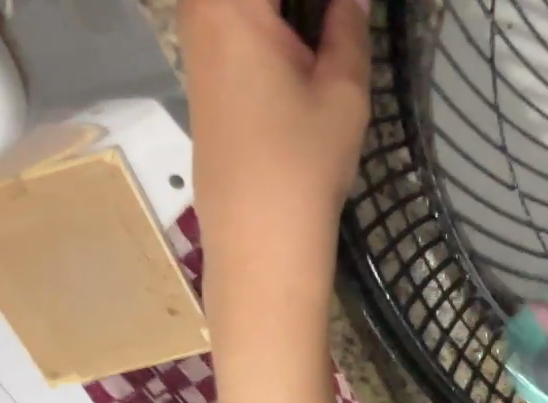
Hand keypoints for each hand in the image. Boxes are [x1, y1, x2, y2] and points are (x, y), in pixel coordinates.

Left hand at [179, 0, 370, 261]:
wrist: (260, 234)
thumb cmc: (304, 161)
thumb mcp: (343, 92)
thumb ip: (349, 30)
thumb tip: (351, 0)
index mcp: (233, 1)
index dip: (325, 2)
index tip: (346, 13)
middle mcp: (201, 8)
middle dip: (303, 9)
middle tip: (340, 25)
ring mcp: (195, 39)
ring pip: (241, 8)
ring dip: (290, 18)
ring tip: (327, 37)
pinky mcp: (201, 71)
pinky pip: (231, 23)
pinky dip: (266, 29)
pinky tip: (301, 51)